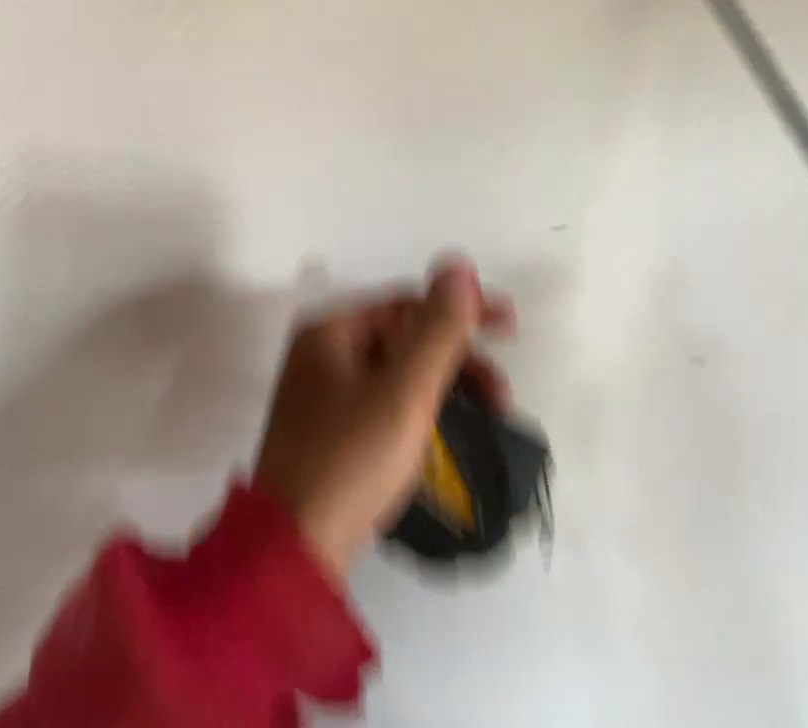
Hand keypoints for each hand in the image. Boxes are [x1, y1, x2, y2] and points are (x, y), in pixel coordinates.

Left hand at [254, 257, 512, 579]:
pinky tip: (440, 433)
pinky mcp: (327, 431)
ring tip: (483, 416)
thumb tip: (456, 266)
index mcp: (329, 332)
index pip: (405, 304)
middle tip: (500, 393)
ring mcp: (319, 394)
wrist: (296, 541)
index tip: (511, 326)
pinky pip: (381, 403)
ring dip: (441, 386)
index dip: (460, 311)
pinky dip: (416, 410)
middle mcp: (319, 354)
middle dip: (455, 358)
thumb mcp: (404, 391)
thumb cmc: (351, 457)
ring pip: (394, 373)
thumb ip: (437, 331)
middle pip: (400, 337)